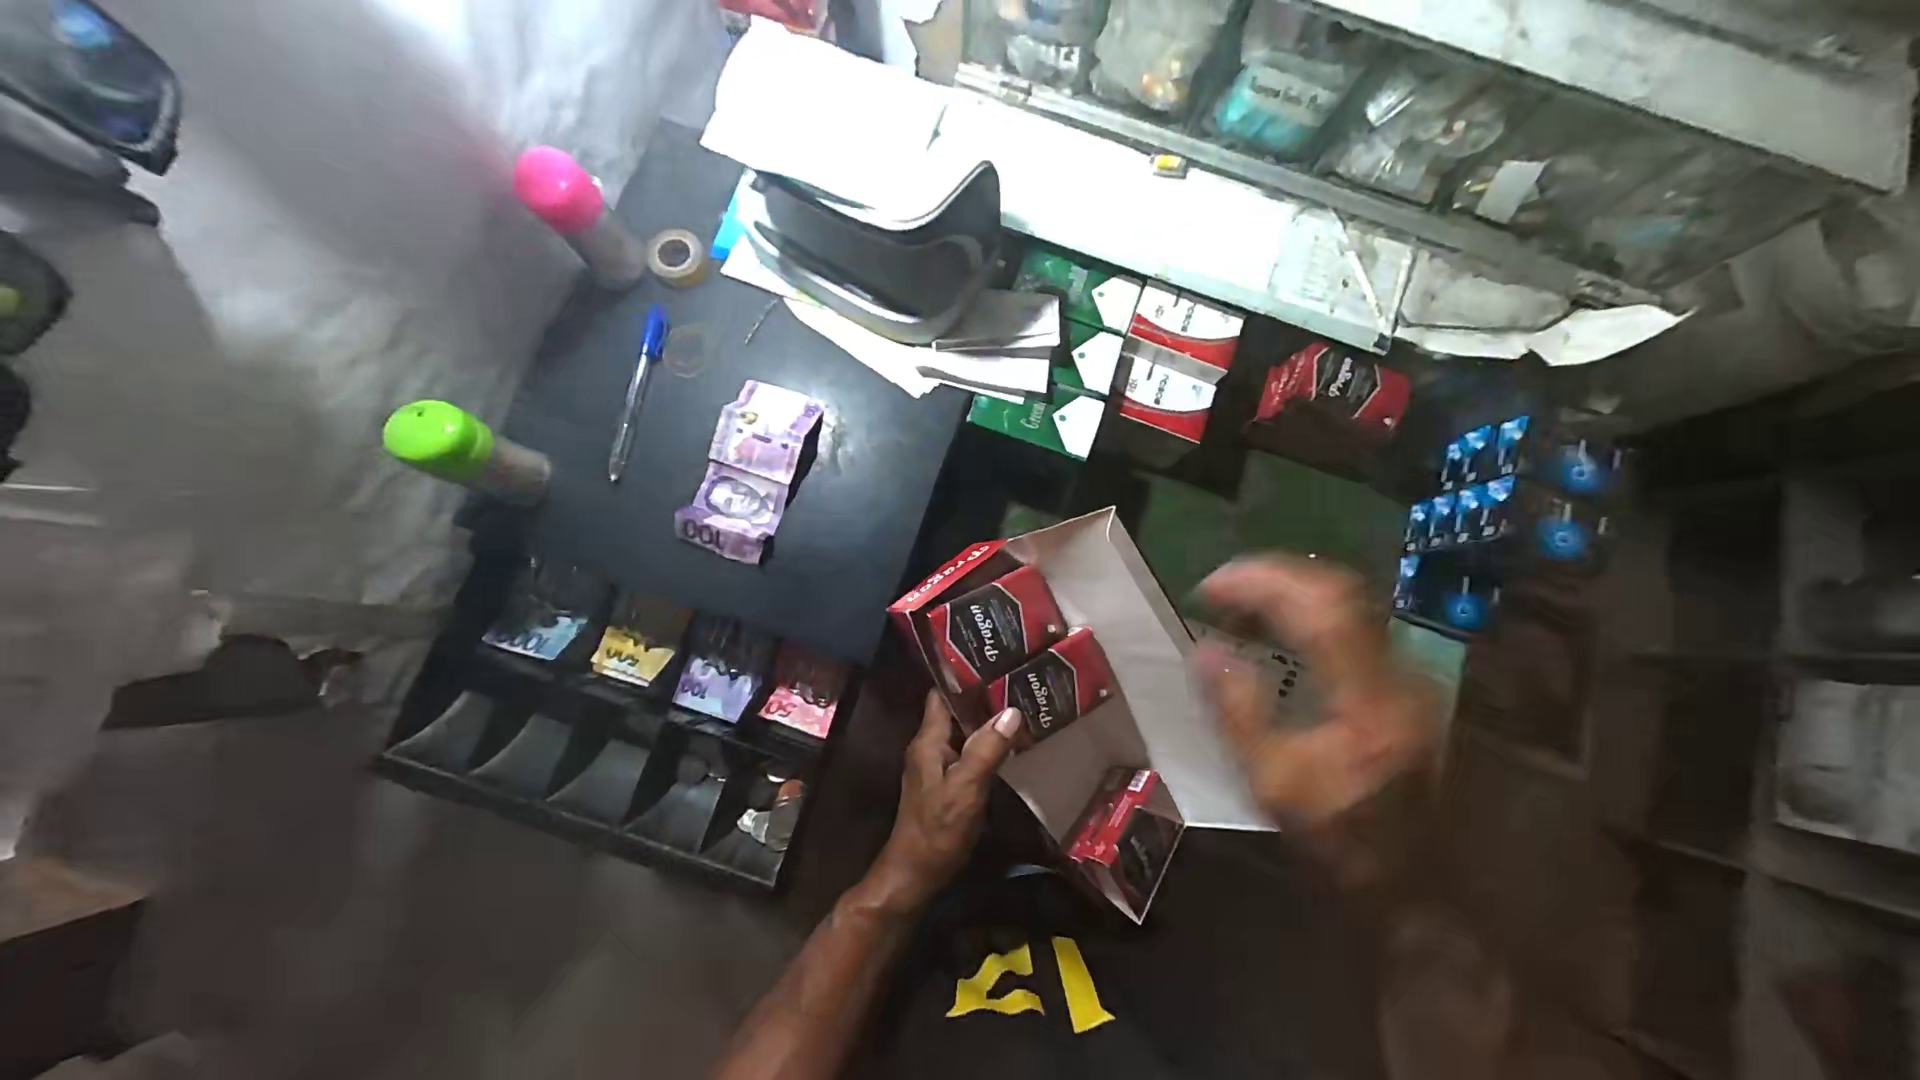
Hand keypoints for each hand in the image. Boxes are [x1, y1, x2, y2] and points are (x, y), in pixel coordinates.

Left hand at [865, 692, 1021, 910]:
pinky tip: (1010, 742)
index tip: (993, 661)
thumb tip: (1012, 711)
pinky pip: (966, 751)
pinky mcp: (945, 781)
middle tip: (1017, 681)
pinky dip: (985, 743)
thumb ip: (987, 749)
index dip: (963, 676)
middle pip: (955, 710)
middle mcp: (929, 746)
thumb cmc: (938, 829)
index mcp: (928, 740)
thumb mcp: (966, 788)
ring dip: (986, 720)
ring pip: (962, 731)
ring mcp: (936, 764)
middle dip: (982, 696)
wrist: (916, 873)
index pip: (941, 694)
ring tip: (1020, 703)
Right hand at [1194, 556, 1438, 856]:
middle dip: (1273, 575)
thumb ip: (1237, 712)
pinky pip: (1352, 621)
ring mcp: (1409, 675)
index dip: (1261, 582)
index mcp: (1368, 700)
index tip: (1209, 587)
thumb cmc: (1340, 837)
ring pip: (1349, 600)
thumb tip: (1205, 650)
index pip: (1321, 609)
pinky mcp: (1405, 680)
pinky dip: (1307, 608)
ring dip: (1290, 588)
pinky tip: (1277, 623)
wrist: (1419, 880)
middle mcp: (1399, 674)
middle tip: (1221, 586)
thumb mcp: (1273, 783)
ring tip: (1240, 599)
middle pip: (1339, 590)